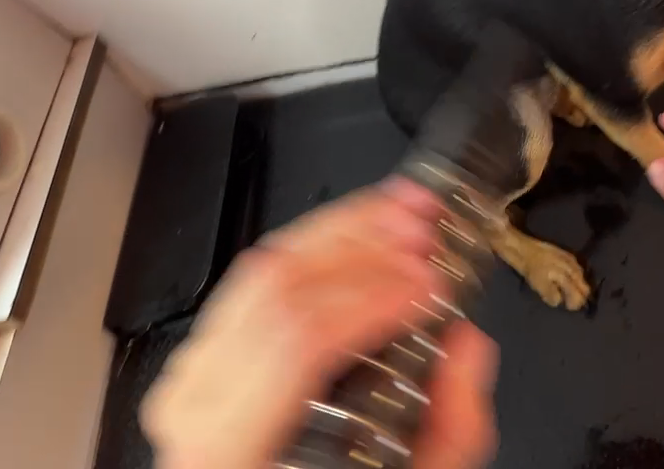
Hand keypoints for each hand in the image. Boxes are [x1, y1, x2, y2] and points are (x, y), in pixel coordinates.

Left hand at [140, 179, 497, 468]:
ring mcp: (199, 362)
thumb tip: (464, 350)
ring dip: (350, 227)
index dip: (371, 299)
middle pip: (281, 286)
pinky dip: (324, 236)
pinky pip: (264, 268)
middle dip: (368, 249)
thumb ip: (443, 441)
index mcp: (228, 446)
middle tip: (427, 239)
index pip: (299, 343)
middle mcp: (198, 399)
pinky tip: (368, 224)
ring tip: (408, 217)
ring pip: (271, 262)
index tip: (428, 286)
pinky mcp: (212, 339)